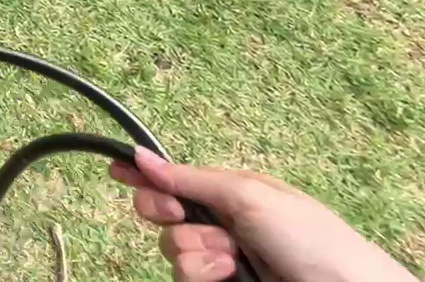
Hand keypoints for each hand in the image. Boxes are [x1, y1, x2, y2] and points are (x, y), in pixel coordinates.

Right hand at [111, 147, 417, 281]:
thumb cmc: (309, 239)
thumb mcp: (249, 194)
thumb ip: (188, 177)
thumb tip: (135, 154)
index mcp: (230, 196)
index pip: (172, 178)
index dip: (141, 174)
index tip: (115, 171)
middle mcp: (222, 226)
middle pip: (159, 210)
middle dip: (161, 211)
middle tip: (176, 215)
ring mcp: (224, 261)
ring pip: (170, 246)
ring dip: (192, 248)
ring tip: (229, 260)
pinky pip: (185, 275)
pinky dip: (201, 273)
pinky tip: (228, 275)